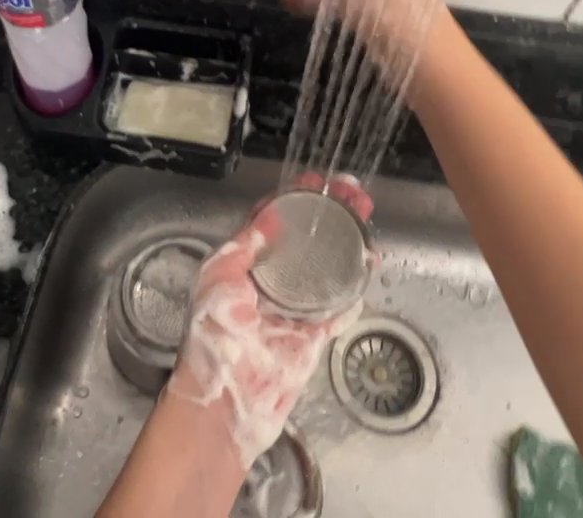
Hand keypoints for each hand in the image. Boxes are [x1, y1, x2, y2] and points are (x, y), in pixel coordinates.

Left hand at [165, 173, 374, 469]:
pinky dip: (354, 287)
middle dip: (330, 214)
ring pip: (326, 267)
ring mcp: (293, 308)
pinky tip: (369, 265)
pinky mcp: (312, 334)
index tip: (318, 181)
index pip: (272, 220)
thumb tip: (273, 212)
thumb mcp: (220, 276)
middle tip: (354, 195)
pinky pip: (337, 306)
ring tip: (366, 219)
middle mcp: (270, 281)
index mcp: (243, 264)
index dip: (295, 198)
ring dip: (346, 242)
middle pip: (306, 239)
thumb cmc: (213, 335)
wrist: (224, 401)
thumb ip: (246, 244)